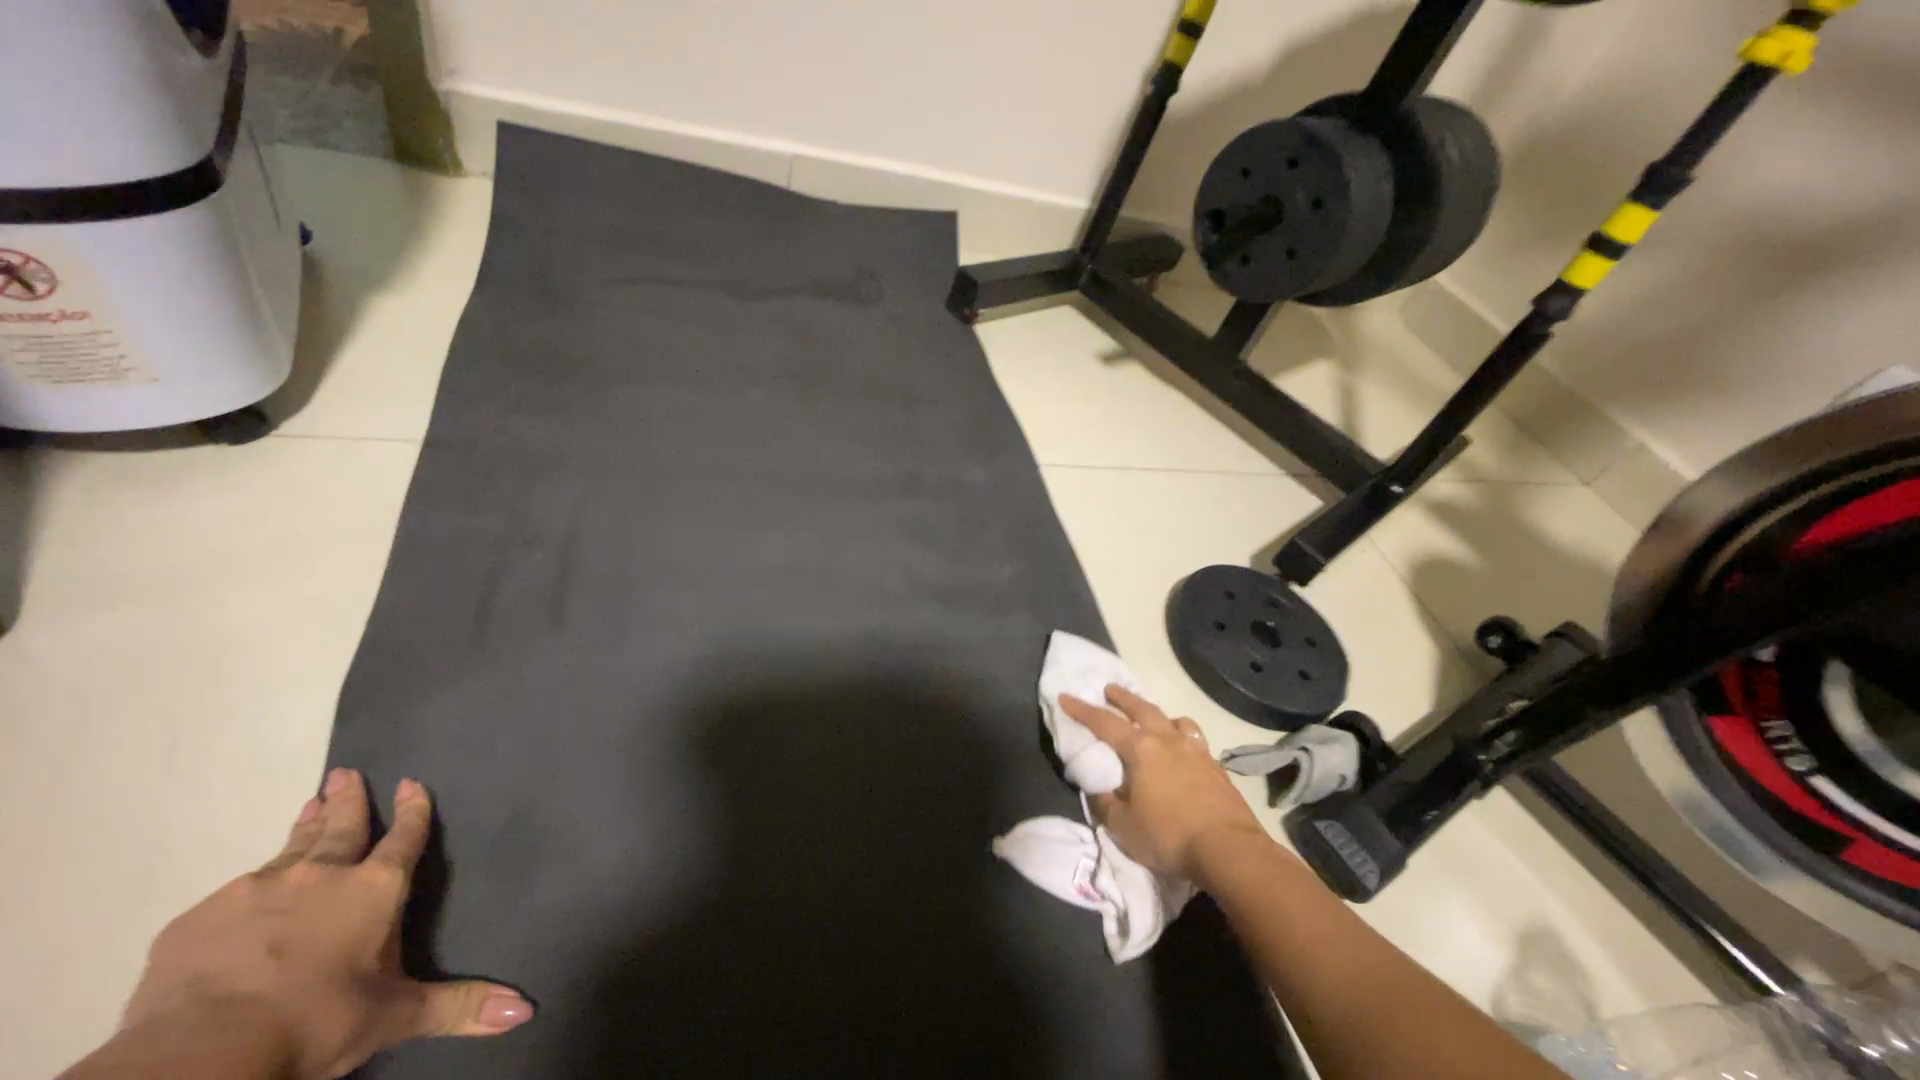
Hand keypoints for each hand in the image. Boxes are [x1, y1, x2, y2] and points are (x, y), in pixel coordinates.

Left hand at [121, 768, 531, 1079]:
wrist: (201, 1050)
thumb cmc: (317, 1021)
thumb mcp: (396, 1016)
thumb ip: (459, 1005)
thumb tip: (525, 1009)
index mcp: (374, 890)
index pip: (403, 838)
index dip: (412, 811)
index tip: (411, 782)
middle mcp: (319, 875)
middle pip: (340, 827)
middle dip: (348, 799)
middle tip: (344, 772)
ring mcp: (254, 891)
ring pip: (287, 849)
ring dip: (303, 827)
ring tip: (309, 804)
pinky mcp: (199, 919)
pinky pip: (231, 895)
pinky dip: (249, 889)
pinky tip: (243, 897)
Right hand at [1060, 686, 1272, 883]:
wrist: (1228, 849)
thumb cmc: (1168, 835)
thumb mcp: (1124, 826)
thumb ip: (1106, 804)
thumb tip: (1100, 790)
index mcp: (1141, 750)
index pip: (1104, 723)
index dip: (1082, 710)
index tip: (1066, 696)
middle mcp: (1168, 741)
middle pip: (1143, 709)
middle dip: (1123, 698)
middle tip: (1110, 689)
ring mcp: (1196, 751)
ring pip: (1176, 721)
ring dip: (1159, 715)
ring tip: (1154, 720)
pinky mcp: (1216, 767)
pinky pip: (1195, 740)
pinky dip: (1182, 737)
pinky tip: (1183, 752)